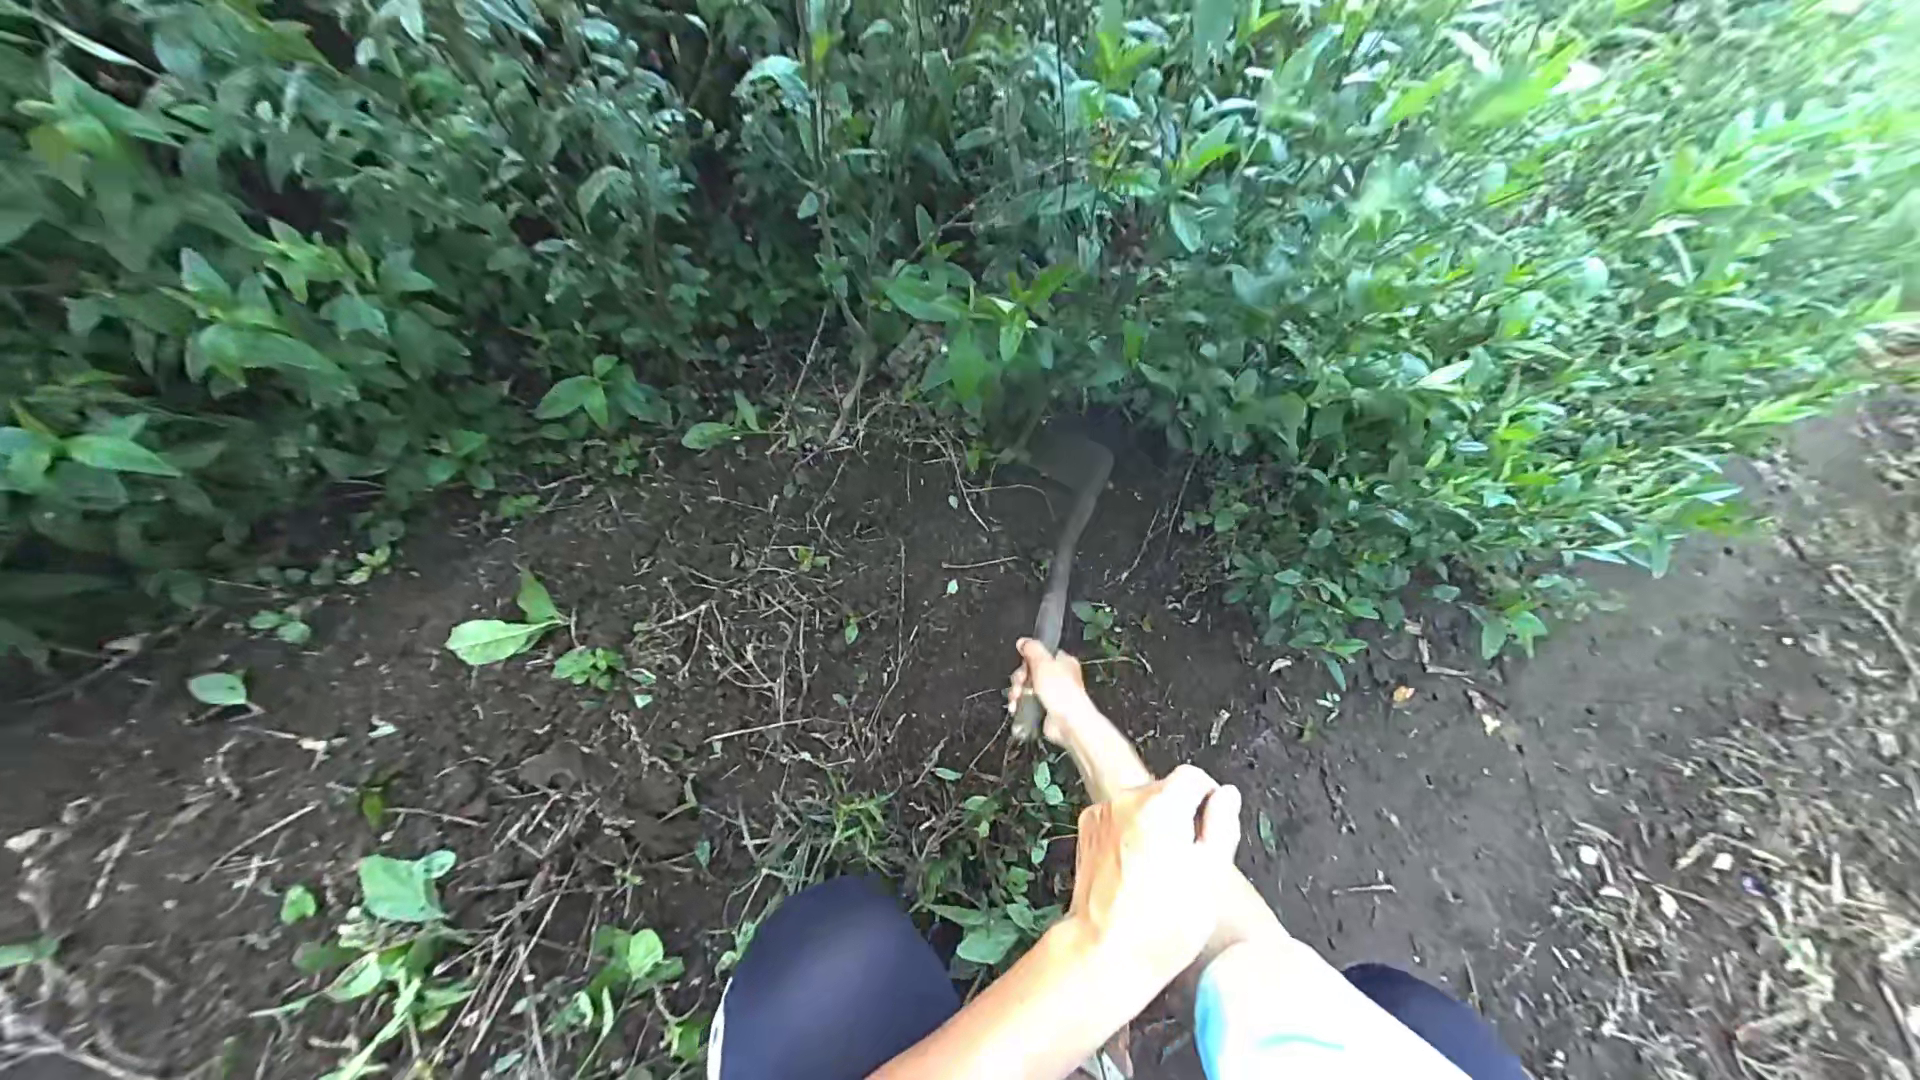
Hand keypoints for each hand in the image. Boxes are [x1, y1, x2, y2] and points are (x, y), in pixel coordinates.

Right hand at [1006, 637, 1094, 743]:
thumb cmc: (1062, 693)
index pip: (1039, 654)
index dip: (1027, 660)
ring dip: (1017, 693)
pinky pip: (1026, 703)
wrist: (1067, 723)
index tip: (1023, 665)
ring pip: (1025, 688)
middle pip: (1029, 672)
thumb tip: (1023, 641)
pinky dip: (1019, 705)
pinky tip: (1018, 707)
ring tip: (1018, 698)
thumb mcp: (1043, 662)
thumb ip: (1032, 648)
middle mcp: (1058, 678)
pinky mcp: (1044, 709)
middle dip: (1020, 679)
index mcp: (1062, 662)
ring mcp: (1051, 695)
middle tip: (1021, 684)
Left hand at [1063, 765, 1243, 989]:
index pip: (1192, 776)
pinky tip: (1135, 869)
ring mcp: (1103, 812)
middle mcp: (1127, 799)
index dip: (1208, 797)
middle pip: (1164, 790)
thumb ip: (1222, 825)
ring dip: (1153, 824)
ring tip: (1159, 871)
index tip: (1213, 821)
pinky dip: (1129, 833)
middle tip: (1189, 858)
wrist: (1105, 949)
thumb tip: (1227, 795)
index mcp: (1161, 805)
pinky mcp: (1087, 828)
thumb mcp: (1211, 876)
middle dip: (1180, 814)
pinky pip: (1117, 818)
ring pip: (1140, 805)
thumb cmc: (1163, 923)